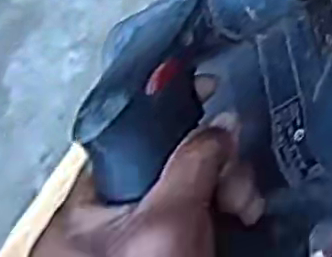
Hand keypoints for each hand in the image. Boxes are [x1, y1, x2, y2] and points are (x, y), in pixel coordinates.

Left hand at [35, 119, 263, 256]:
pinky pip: (209, 211)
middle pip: (176, 162)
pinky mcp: (175, 252)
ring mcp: (142, 242)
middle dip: (220, 166)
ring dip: (234, 189)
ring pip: (200, 186)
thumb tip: (222, 120)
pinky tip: (249, 217)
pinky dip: (233, 209)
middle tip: (238, 192)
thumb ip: (195, 159)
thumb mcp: (166, 219)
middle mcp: (108, 224)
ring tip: (248, 213)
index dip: (171, 111)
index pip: (128, 139)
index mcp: (82, 213)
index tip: (214, 91)